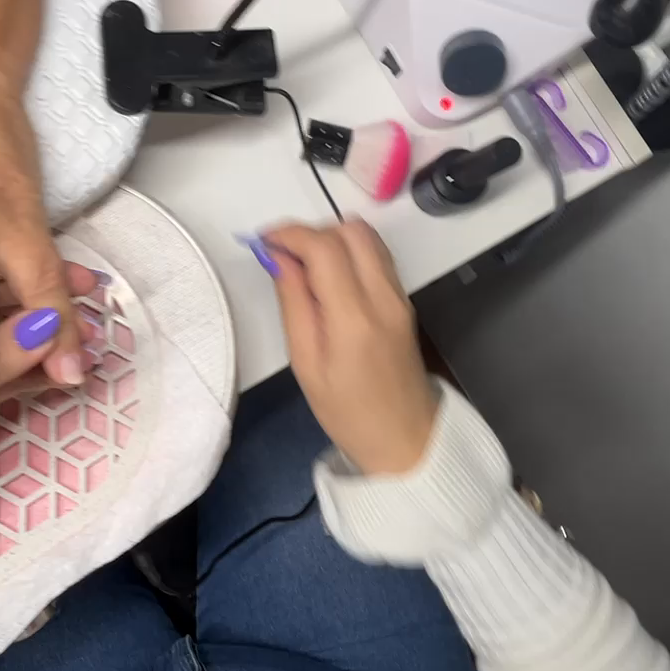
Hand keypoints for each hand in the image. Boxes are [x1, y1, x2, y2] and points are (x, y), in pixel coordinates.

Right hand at [260, 221, 437, 475]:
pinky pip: (376, 255)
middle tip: (283, 254)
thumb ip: (293, 303)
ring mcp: (400, 295)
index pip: (324, 247)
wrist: (406, 440)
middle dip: (311, 232)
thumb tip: (278, 257)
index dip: (289, 234)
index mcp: (354, 317)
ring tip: (304, 265)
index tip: (263, 242)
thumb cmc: (346, 412)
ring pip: (367, 237)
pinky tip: (328, 275)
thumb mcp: (306, 363)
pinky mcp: (404, 299)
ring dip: (331, 237)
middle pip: (350, 229)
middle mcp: (384, 296)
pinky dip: (349, 250)